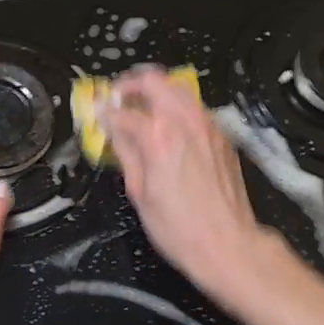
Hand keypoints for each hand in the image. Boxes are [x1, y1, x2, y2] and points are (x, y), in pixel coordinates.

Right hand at [101, 67, 277, 300]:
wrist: (227, 244)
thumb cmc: (177, 227)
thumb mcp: (139, 192)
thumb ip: (125, 152)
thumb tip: (113, 131)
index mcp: (158, 136)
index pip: (121, 112)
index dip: (104, 112)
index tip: (96, 114)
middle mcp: (185, 121)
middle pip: (154, 80)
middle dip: (131, 85)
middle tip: (118, 98)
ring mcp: (208, 125)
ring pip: (178, 89)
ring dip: (156, 92)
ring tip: (142, 109)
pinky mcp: (222, 136)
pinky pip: (195, 108)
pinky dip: (177, 108)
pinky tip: (170, 129)